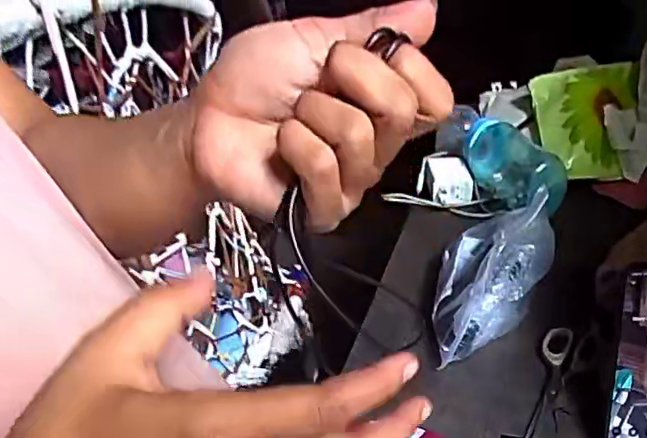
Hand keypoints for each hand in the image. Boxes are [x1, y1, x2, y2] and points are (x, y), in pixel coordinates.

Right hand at [0, 272, 429, 437]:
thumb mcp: (102, 355)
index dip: (373, 389)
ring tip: (400, 433)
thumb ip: (157, 308)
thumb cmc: (69, 435)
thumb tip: (203, 274)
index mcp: (220, 428)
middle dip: (393, 430)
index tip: (406, 367)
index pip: (320, 410)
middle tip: (421, 403)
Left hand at [189, 0, 455, 229]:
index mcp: (383, 110)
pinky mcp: (328, 209)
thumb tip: (426, 10)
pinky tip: (284, 146)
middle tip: (319, 82)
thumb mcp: (314, 37)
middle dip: (351, 76)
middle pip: (400, 112)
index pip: (437, 101)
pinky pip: (325, 165)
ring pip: (358, 135)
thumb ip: (372, 28)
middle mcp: (377, 150)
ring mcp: (355, 184)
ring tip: (294, 118)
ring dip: (313, 112)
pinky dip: (294, 142)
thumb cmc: (256, 82)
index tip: (365, 53)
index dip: (409, 69)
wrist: (210, 119)